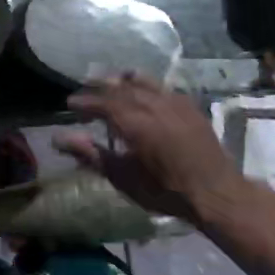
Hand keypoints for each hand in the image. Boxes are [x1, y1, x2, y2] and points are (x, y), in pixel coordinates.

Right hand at [52, 73, 246, 216]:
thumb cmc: (165, 190)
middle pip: (121, 87)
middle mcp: (153, 105)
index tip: (70, 104)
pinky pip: (164, 88)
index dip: (84, 101)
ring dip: (124, 81)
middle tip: (86, 90)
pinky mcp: (190, 107)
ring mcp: (174, 103)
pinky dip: (147, 86)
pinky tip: (146, 93)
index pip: (101, 102)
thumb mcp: (122, 177)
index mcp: (134, 122)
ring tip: (113, 83)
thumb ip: (90, 153)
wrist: (216, 193)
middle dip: (100, 87)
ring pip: (143, 82)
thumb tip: (58, 139)